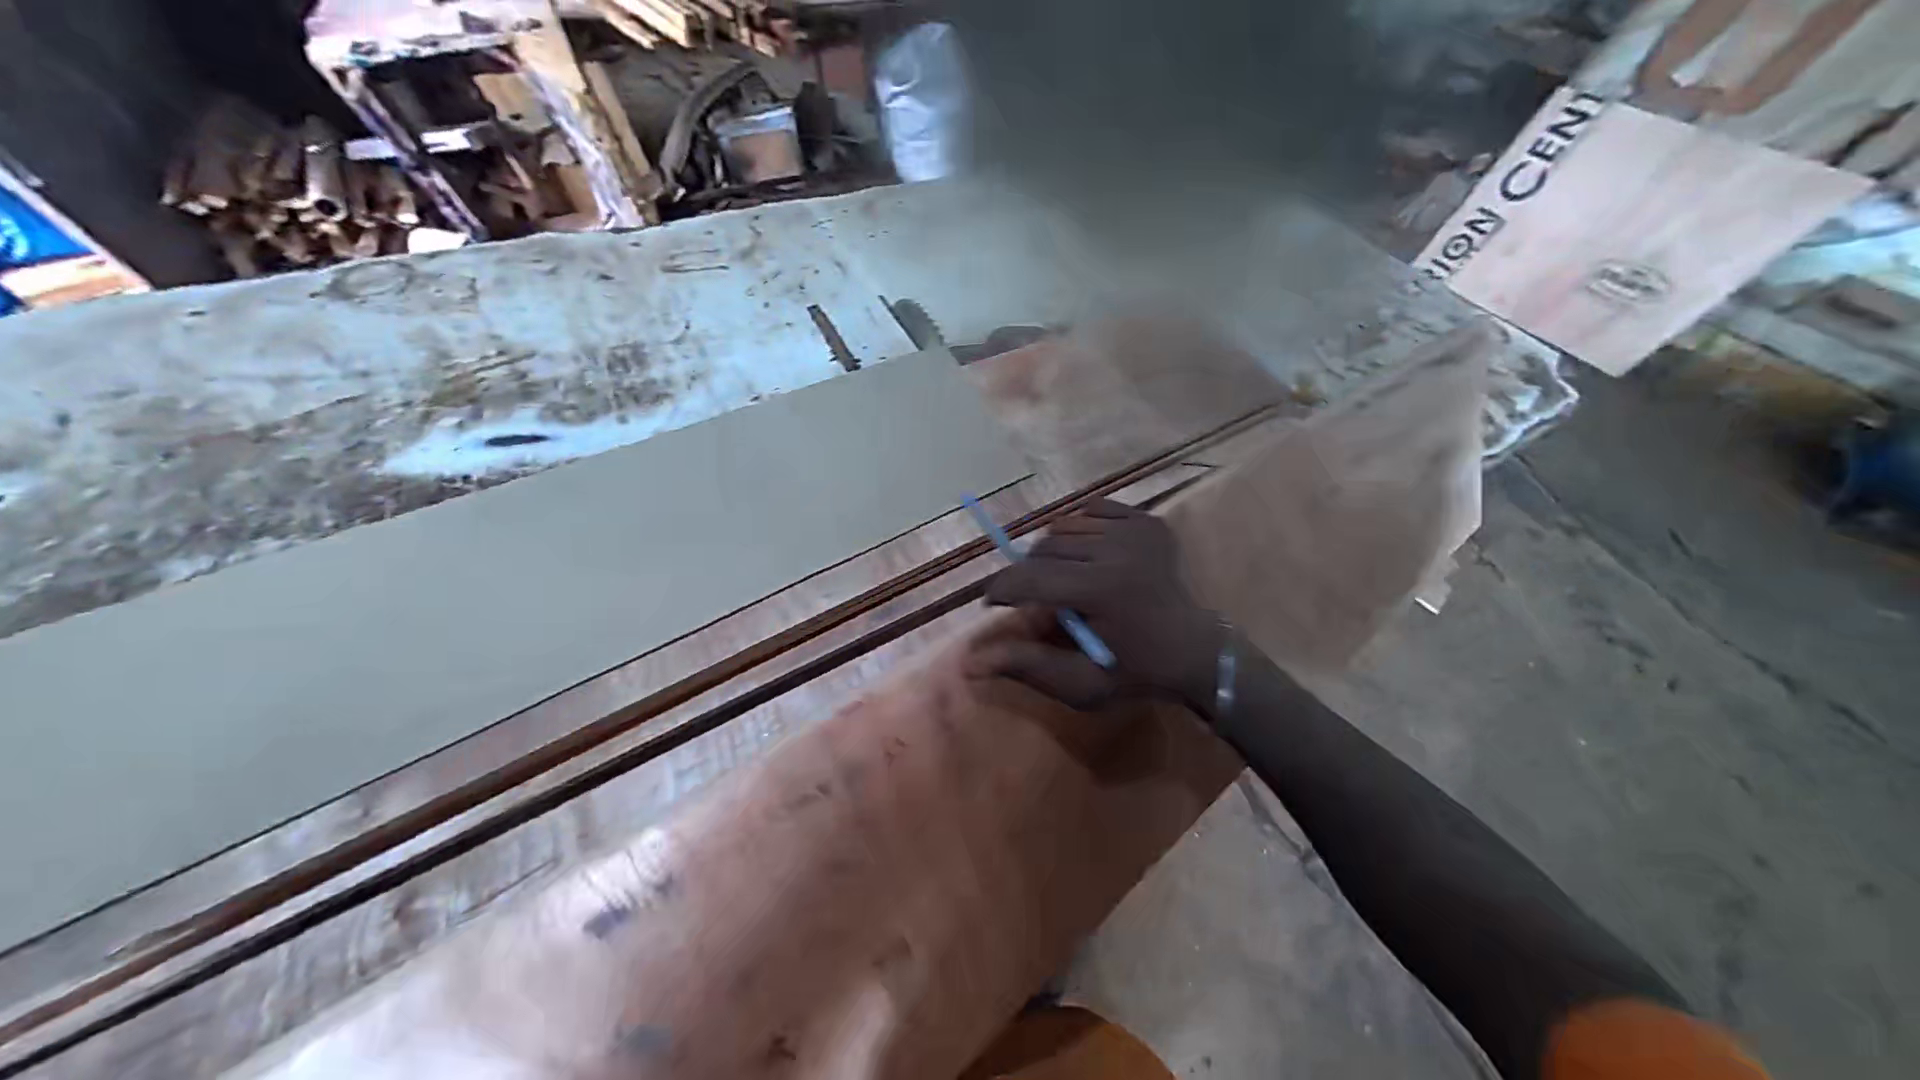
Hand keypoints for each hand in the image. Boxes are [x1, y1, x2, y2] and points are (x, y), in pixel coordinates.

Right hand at [971, 498, 1222, 713]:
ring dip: (1053, 553)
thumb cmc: (1134, 673)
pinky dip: (1080, 530)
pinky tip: (1091, 557)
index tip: (992, 603)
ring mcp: (1136, 530)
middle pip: (1043, 549)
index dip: (1002, 589)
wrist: (1197, 652)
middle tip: (1036, 600)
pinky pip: (1092, 510)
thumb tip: (970, 662)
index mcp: (1102, 591)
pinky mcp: (1148, 520)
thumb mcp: (1079, 684)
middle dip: (1029, 575)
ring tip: (1064, 579)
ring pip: (1064, 526)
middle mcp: (1118, 550)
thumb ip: (1026, 665)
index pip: (1030, 578)